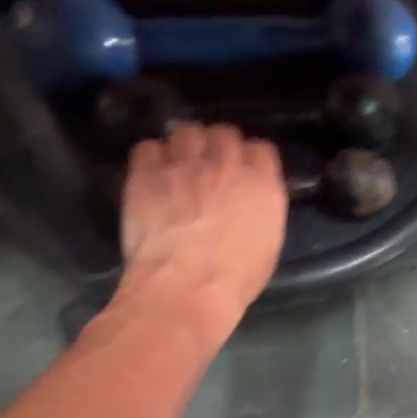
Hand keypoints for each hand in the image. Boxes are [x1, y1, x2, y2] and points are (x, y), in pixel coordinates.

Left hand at [115, 123, 285, 335]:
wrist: (187, 286)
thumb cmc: (237, 276)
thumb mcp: (269, 242)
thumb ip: (262, 209)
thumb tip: (250, 200)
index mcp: (262, 183)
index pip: (261, 148)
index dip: (250, 158)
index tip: (244, 171)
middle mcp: (226, 164)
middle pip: (223, 132)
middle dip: (217, 145)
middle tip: (209, 165)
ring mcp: (185, 164)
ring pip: (186, 131)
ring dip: (185, 146)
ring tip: (179, 165)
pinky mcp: (147, 172)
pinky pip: (149, 147)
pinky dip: (152, 157)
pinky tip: (153, 175)